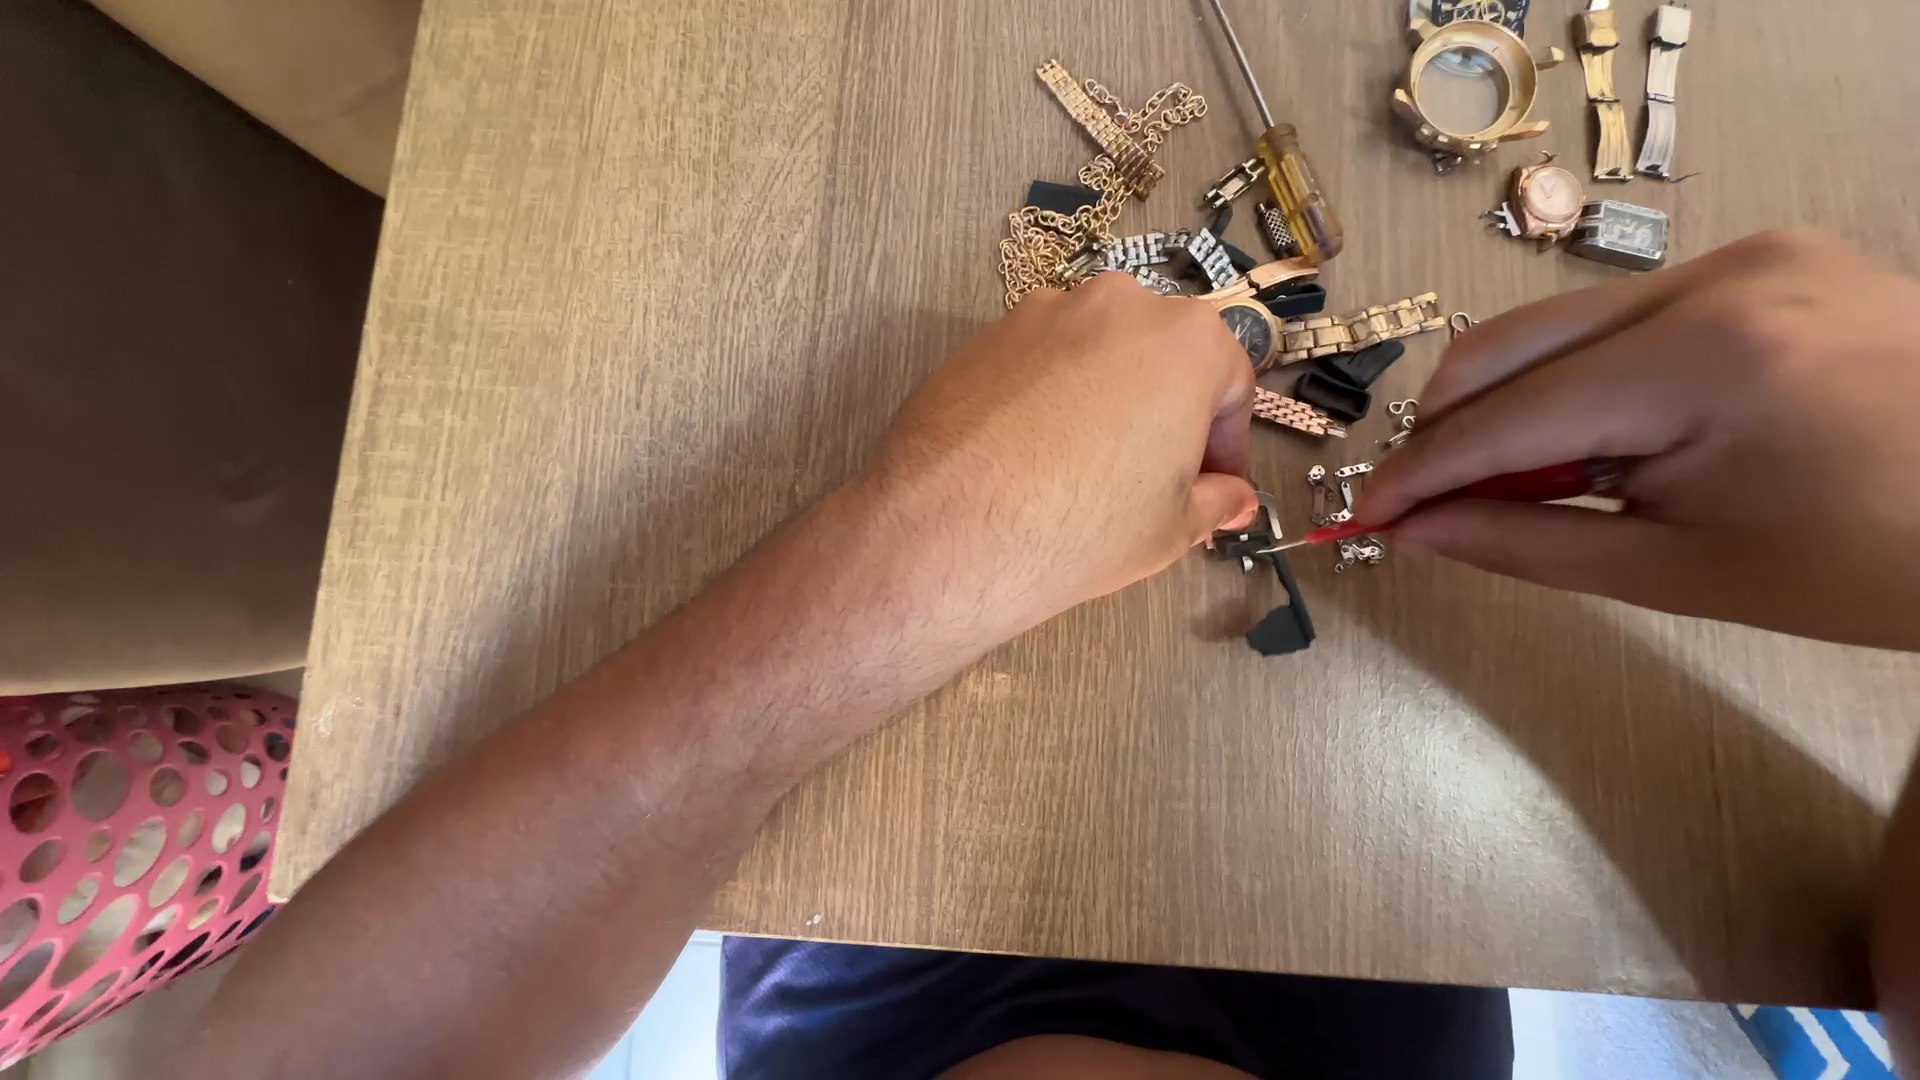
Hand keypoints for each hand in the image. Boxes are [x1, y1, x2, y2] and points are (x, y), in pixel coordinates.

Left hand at [854, 272, 1255, 635]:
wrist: (948, 527)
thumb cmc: (1081, 526)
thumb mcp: (1171, 529)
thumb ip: (1216, 502)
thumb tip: (1235, 499)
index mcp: (1186, 339)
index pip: (1231, 387)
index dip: (1226, 448)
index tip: (1211, 489)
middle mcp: (1117, 304)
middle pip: (1161, 361)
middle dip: (1166, 417)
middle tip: (1149, 481)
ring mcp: (1042, 312)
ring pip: (1096, 357)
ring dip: (1104, 402)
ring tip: (1080, 469)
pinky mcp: (983, 335)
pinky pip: (1038, 364)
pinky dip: (1047, 399)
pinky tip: (1028, 455)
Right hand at [1360, 230, 1919, 650]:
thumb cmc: (1875, 564)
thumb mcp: (1674, 570)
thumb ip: (1517, 542)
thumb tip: (1409, 530)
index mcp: (1703, 358)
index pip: (1502, 419)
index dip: (1414, 473)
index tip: (1358, 516)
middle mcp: (1711, 276)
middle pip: (1500, 348)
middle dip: (1443, 433)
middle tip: (1425, 502)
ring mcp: (1739, 256)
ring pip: (1539, 330)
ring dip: (1495, 410)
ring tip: (1514, 480)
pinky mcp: (1752, 261)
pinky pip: (1598, 323)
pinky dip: (1557, 386)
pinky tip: (1580, 441)